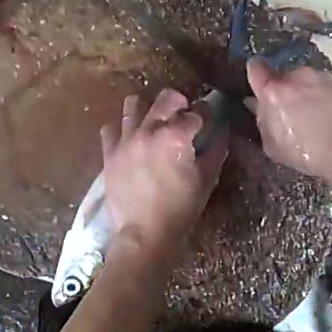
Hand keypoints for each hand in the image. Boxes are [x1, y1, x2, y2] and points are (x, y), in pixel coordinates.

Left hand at [99, 89, 226, 259]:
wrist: (146, 233)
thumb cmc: (181, 208)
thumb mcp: (207, 179)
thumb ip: (216, 150)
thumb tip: (221, 131)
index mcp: (176, 136)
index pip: (196, 113)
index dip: (206, 114)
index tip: (208, 119)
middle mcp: (149, 129)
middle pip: (166, 98)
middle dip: (180, 102)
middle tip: (184, 115)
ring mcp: (126, 139)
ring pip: (133, 104)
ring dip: (148, 108)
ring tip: (154, 122)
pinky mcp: (110, 153)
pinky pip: (111, 128)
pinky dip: (122, 129)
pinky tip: (131, 138)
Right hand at [246, 58, 331, 184]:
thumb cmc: (310, 152)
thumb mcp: (274, 147)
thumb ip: (263, 122)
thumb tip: (258, 106)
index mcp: (273, 92)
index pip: (255, 69)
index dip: (257, 76)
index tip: (261, 87)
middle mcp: (296, 76)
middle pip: (284, 78)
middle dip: (286, 91)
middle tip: (293, 113)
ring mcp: (322, 76)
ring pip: (307, 81)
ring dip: (307, 93)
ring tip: (317, 117)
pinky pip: (326, 87)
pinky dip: (326, 97)